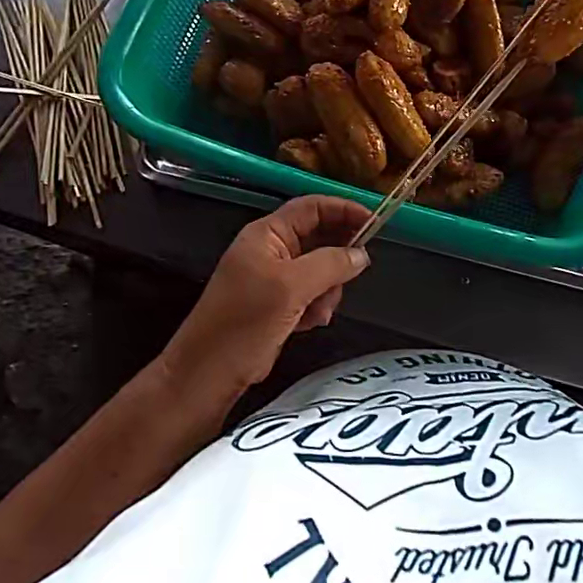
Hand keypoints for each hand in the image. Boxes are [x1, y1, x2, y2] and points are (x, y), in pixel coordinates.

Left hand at [168, 195, 372, 388]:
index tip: (374, 222)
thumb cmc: (244, 322)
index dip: (344, 209)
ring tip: (319, 312)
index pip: (312, 207)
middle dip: (337, 259)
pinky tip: (310, 323)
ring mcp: (274, 278)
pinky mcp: (278, 304)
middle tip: (349, 277)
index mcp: (267, 234)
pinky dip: (317, 305)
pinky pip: (312, 293)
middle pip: (320, 238)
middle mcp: (272, 250)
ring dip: (327, 289)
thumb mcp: (291, 287)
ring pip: (321, 270)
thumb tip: (362, 255)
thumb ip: (331, 264)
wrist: (207, 375)